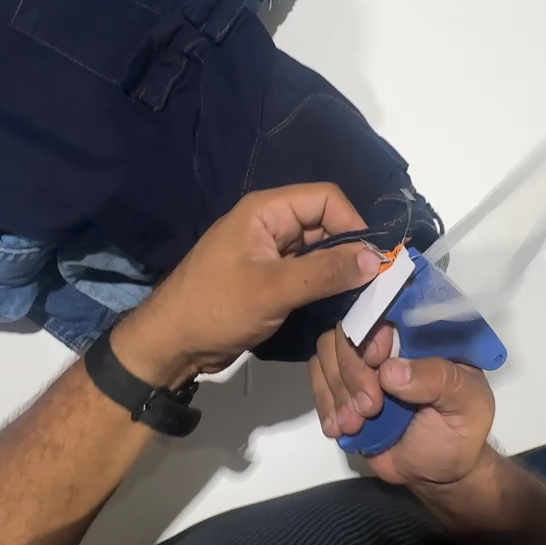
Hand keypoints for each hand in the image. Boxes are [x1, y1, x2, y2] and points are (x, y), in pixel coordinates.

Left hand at [108, 183, 383, 387]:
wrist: (170, 345)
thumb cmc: (215, 307)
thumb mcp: (273, 289)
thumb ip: (325, 272)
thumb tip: (375, 257)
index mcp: (266, 211)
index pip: (326, 199)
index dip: (353, 223)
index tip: (373, 260)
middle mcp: (271, 224)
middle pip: (326, 225)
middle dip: (351, 250)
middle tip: (375, 285)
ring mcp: (271, 253)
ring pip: (321, 252)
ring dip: (340, 272)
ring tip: (363, 299)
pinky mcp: (271, 279)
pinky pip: (309, 274)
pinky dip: (326, 287)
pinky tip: (342, 307)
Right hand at [309, 323, 494, 489]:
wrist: (436, 472)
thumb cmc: (458, 431)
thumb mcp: (467, 405)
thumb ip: (439, 381)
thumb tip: (391, 370)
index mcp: (421, 334)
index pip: (389, 308)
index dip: (374, 327)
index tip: (375, 359)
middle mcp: (388, 339)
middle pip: (350, 328)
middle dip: (352, 370)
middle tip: (370, 407)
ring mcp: (361, 362)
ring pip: (327, 350)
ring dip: (336, 389)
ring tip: (354, 424)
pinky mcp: (342, 385)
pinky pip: (317, 378)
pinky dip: (324, 402)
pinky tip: (338, 427)